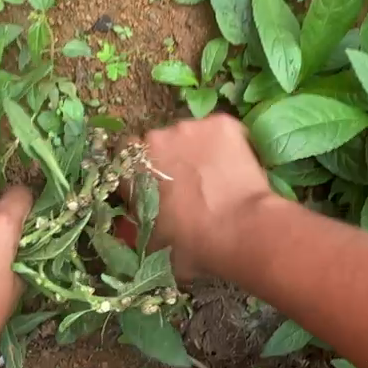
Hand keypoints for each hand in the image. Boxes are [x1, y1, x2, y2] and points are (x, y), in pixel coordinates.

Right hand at [144, 117, 278, 279]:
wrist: (241, 231)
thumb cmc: (193, 244)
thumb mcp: (154, 242)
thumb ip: (139, 227)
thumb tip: (135, 225)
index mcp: (133, 165)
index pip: (127, 160)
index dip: (140, 174)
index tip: (153, 188)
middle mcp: (156, 137)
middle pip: (159, 143)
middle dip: (170, 160)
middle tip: (187, 185)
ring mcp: (191, 127)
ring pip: (190, 135)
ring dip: (196, 150)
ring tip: (213, 176)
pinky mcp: (222, 123)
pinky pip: (219, 131)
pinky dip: (224, 144)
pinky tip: (233, 165)